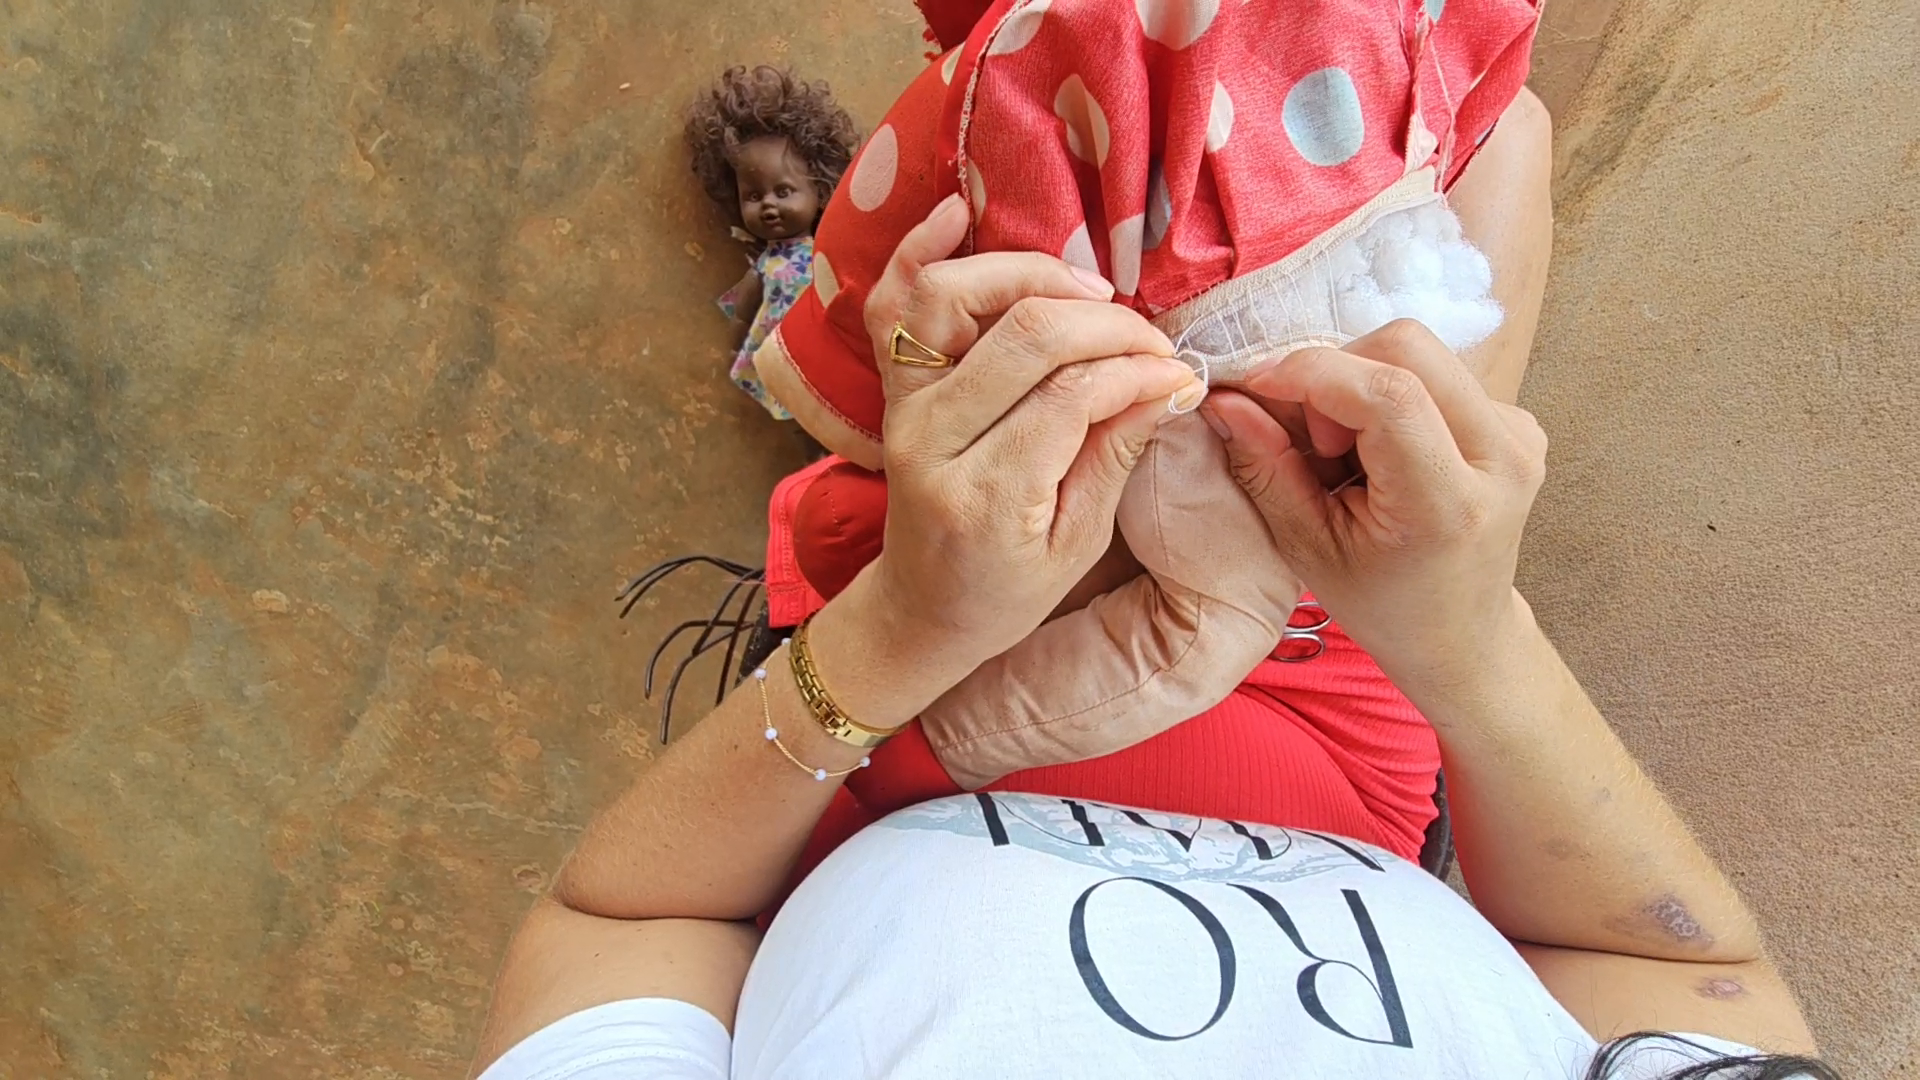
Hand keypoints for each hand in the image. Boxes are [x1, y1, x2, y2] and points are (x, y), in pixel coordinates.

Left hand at [819, 196, 1203, 707]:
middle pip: (1023, 336)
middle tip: (1147, 341)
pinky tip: (960, 214)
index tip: (1174, 371)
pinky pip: (892, 306)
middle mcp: (930, 439)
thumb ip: (1113, 457)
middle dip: (1104, 324)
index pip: (1070, 395)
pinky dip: (918, 251)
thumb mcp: (1074, 546)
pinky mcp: (892, 392)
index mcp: (983, 495)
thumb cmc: (1002, 594)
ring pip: (950, 295)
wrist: (921, 608)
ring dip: (1027, 273)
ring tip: (1086, 294)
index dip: (1134, 369)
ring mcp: (901, 408)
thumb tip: (1166, 383)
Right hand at [1201, 319, 1546, 699]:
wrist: (1459, 632)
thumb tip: (1223, 403)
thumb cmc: (1378, 602)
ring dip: (1353, 386)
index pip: (1386, 394)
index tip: (1251, 388)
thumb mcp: (1305, 545)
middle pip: (1405, 346)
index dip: (1308, 374)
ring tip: (1339, 452)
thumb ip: (1265, 468)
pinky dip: (1378, 395)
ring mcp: (1517, 429)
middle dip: (1332, 374)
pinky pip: (1429, 371)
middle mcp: (1501, 453)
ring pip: (1414, 352)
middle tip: (1309, 437)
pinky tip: (1371, 451)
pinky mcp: (1513, 419)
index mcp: (1447, 502)